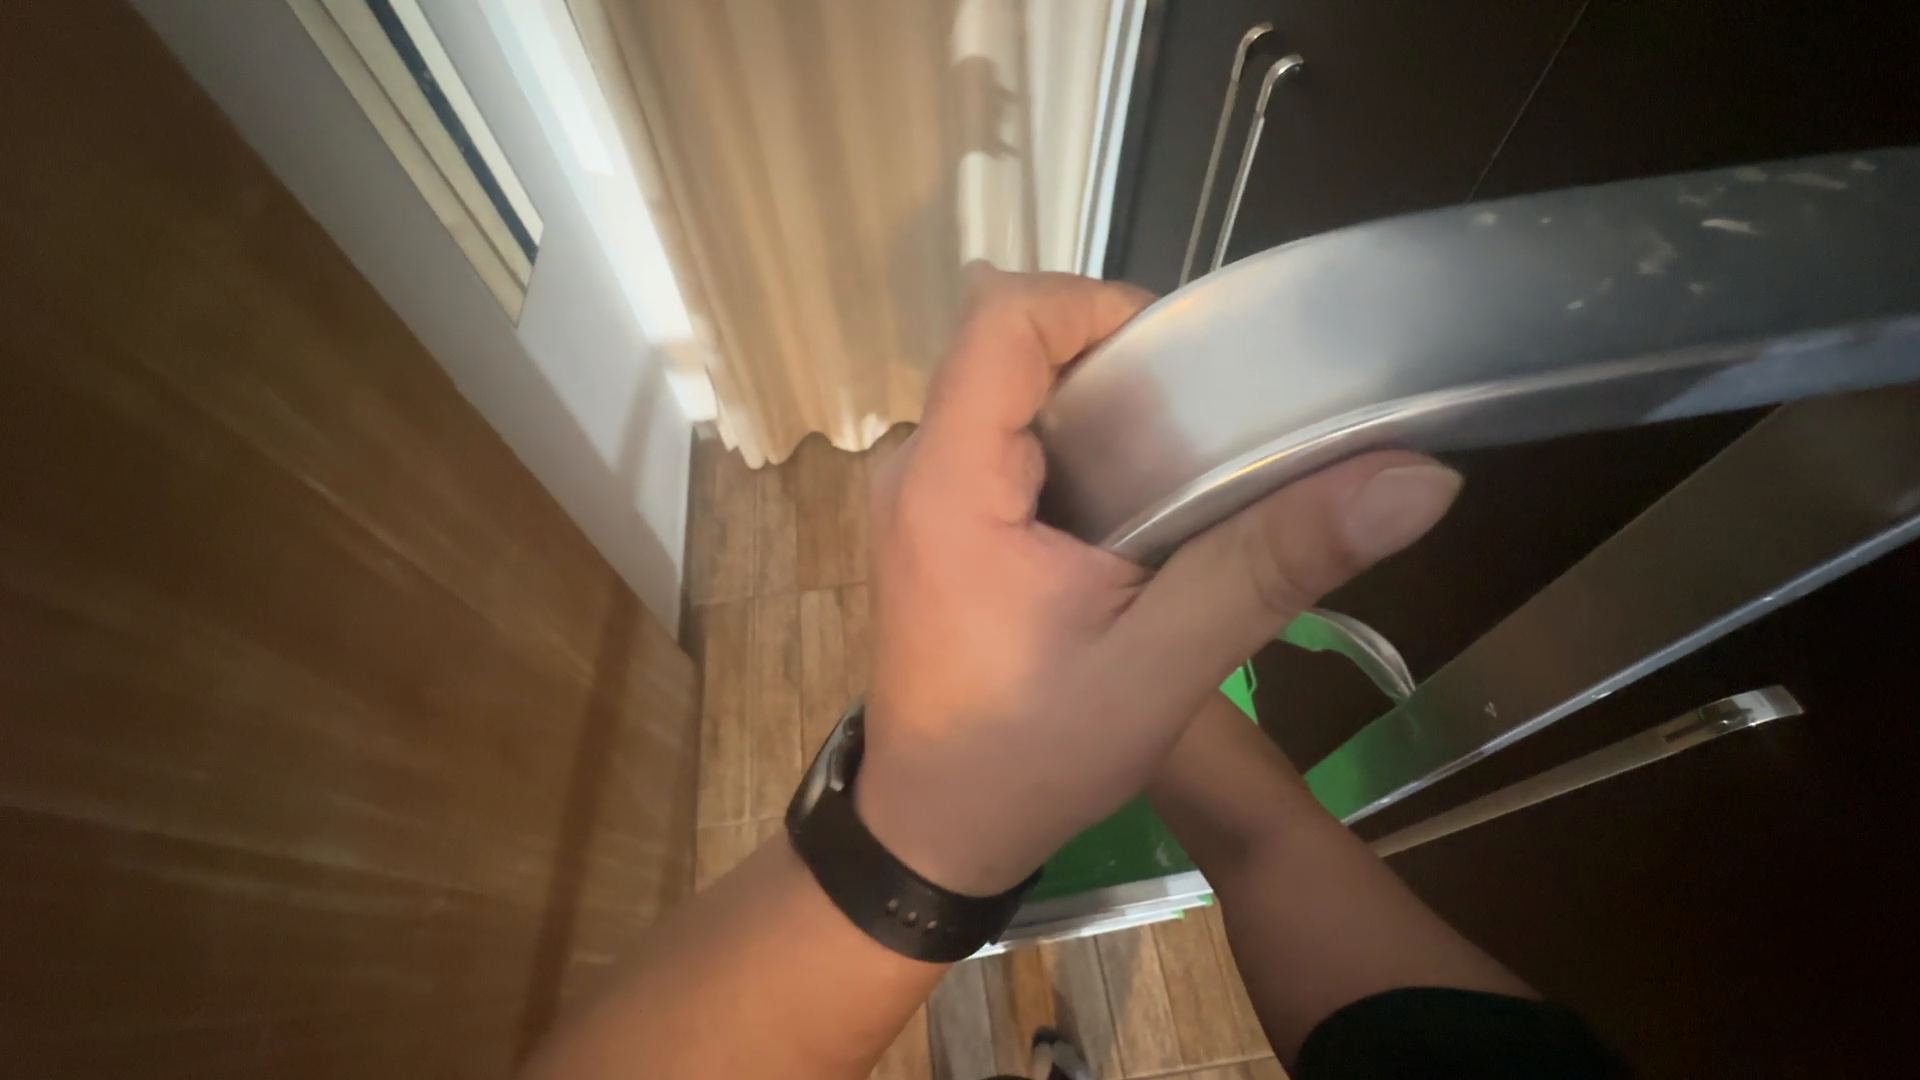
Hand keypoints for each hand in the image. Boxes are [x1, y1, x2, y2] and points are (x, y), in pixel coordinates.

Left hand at [856, 268, 1461, 894]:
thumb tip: (1416, 479)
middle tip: (1193, 435)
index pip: (1003, 318)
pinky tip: (1117, 514)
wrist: (937, 824)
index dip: (1095, 306)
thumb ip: (1272, 565)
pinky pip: (994, 441)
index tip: (1177, 366)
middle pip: (1009, 348)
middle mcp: (914, 467)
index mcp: (949, 483)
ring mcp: (912, 494)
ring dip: (1092, 413)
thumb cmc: (1030, 756)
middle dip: (1110, 365)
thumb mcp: (1161, 667)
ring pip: (1006, 393)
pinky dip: (1063, 451)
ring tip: (1166, 480)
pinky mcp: (925, 521)